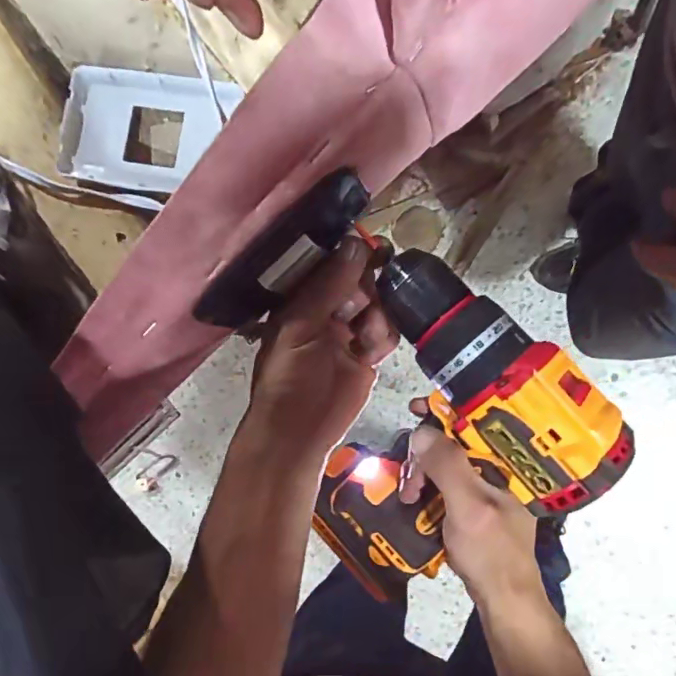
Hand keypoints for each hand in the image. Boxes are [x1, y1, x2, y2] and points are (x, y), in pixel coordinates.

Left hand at [242, 239, 397, 461]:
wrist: (298, 431)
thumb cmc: (288, 376)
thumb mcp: (301, 325)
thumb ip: (329, 285)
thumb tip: (356, 243)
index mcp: (302, 299)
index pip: (331, 265)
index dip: (353, 256)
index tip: (376, 248)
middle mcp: (327, 310)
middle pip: (360, 283)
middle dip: (369, 290)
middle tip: (365, 305)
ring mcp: (349, 333)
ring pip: (378, 307)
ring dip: (378, 317)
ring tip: (366, 338)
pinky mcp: (367, 356)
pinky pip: (386, 334)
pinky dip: (384, 339)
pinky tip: (372, 351)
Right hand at [399, 404, 542, 613]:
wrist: (503, 600)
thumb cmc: (491, 552)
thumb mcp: (467, 506)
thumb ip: (447, 466)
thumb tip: (423, 432)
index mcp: (508, 462)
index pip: (476, 421)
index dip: (445, 411)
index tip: (415, 409)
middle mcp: (501, 469)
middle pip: (457, 442)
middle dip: (426, 454)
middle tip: (409, 481)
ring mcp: (489, 489)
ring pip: (449, 465)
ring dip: (424, 474)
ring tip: (409, 497)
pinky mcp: (477, 507)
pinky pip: (448, 486)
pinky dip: (430, 489)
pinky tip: (416, 501)